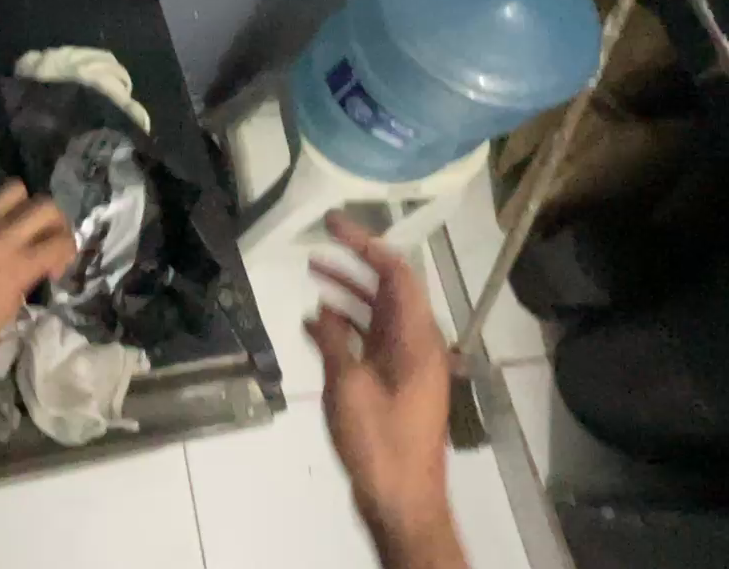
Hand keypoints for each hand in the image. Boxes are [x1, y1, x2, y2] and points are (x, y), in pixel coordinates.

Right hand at [306, 215, 456, 551]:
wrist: (403, 503)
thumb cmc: (379, 442)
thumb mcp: (348, 386)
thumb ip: (334, 340)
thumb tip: (323, 308)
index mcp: (417, 339)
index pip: (397, 273)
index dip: (366, 243)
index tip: (333, 224)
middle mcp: (417, 344)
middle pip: (388, 288)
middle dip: (354, 262)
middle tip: (318, 242)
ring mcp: (406, 364)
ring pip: (377, 312)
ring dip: (346, 291)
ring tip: (311, 272)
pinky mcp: (394, 382)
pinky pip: (369, 339)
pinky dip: (343, 325)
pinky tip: (312, 324)